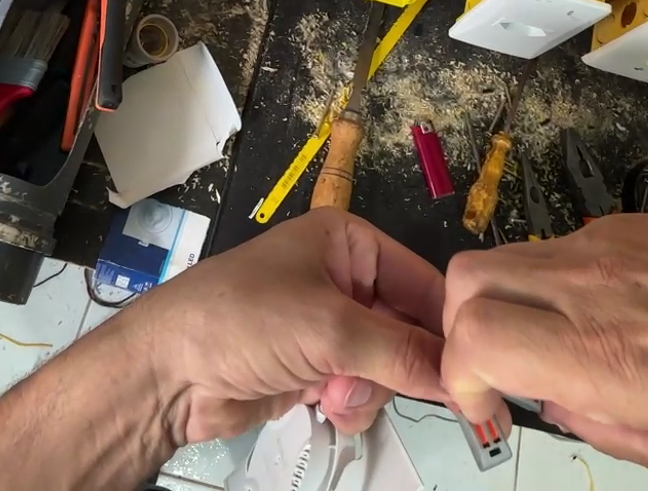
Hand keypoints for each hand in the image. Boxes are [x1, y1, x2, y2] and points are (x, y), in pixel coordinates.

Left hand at [103, 207, 447, 446]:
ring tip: (333, 392)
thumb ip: (401, 353)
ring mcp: (327, 324)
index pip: (421, 281)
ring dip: (369, 388)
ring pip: (388, 365)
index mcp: (348, 242)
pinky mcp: (314, 366)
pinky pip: (361, 389)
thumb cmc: (241, 318)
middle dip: (398, 363)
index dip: (448, 326)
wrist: (169, 371)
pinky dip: (349, 404)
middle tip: (384, 384)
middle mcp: (342, 278)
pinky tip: (320, 403)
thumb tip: (463, 377)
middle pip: (407, 327)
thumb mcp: (328, 327)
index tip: (479, 370)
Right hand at [440, 212, 647, 490]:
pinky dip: (558, 285)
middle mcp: (590, 283)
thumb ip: (608, 429)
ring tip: (573, 346)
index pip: (475, 337)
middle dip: (463, 328)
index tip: (492, 404)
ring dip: (512, 304)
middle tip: (505, 368)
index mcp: (608, 354)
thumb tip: (557, 396)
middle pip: (466, 278)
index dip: (462, 376)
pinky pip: (559, 249)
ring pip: (509, 258)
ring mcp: (606, 241)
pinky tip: (624, 315)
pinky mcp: (629, 220)